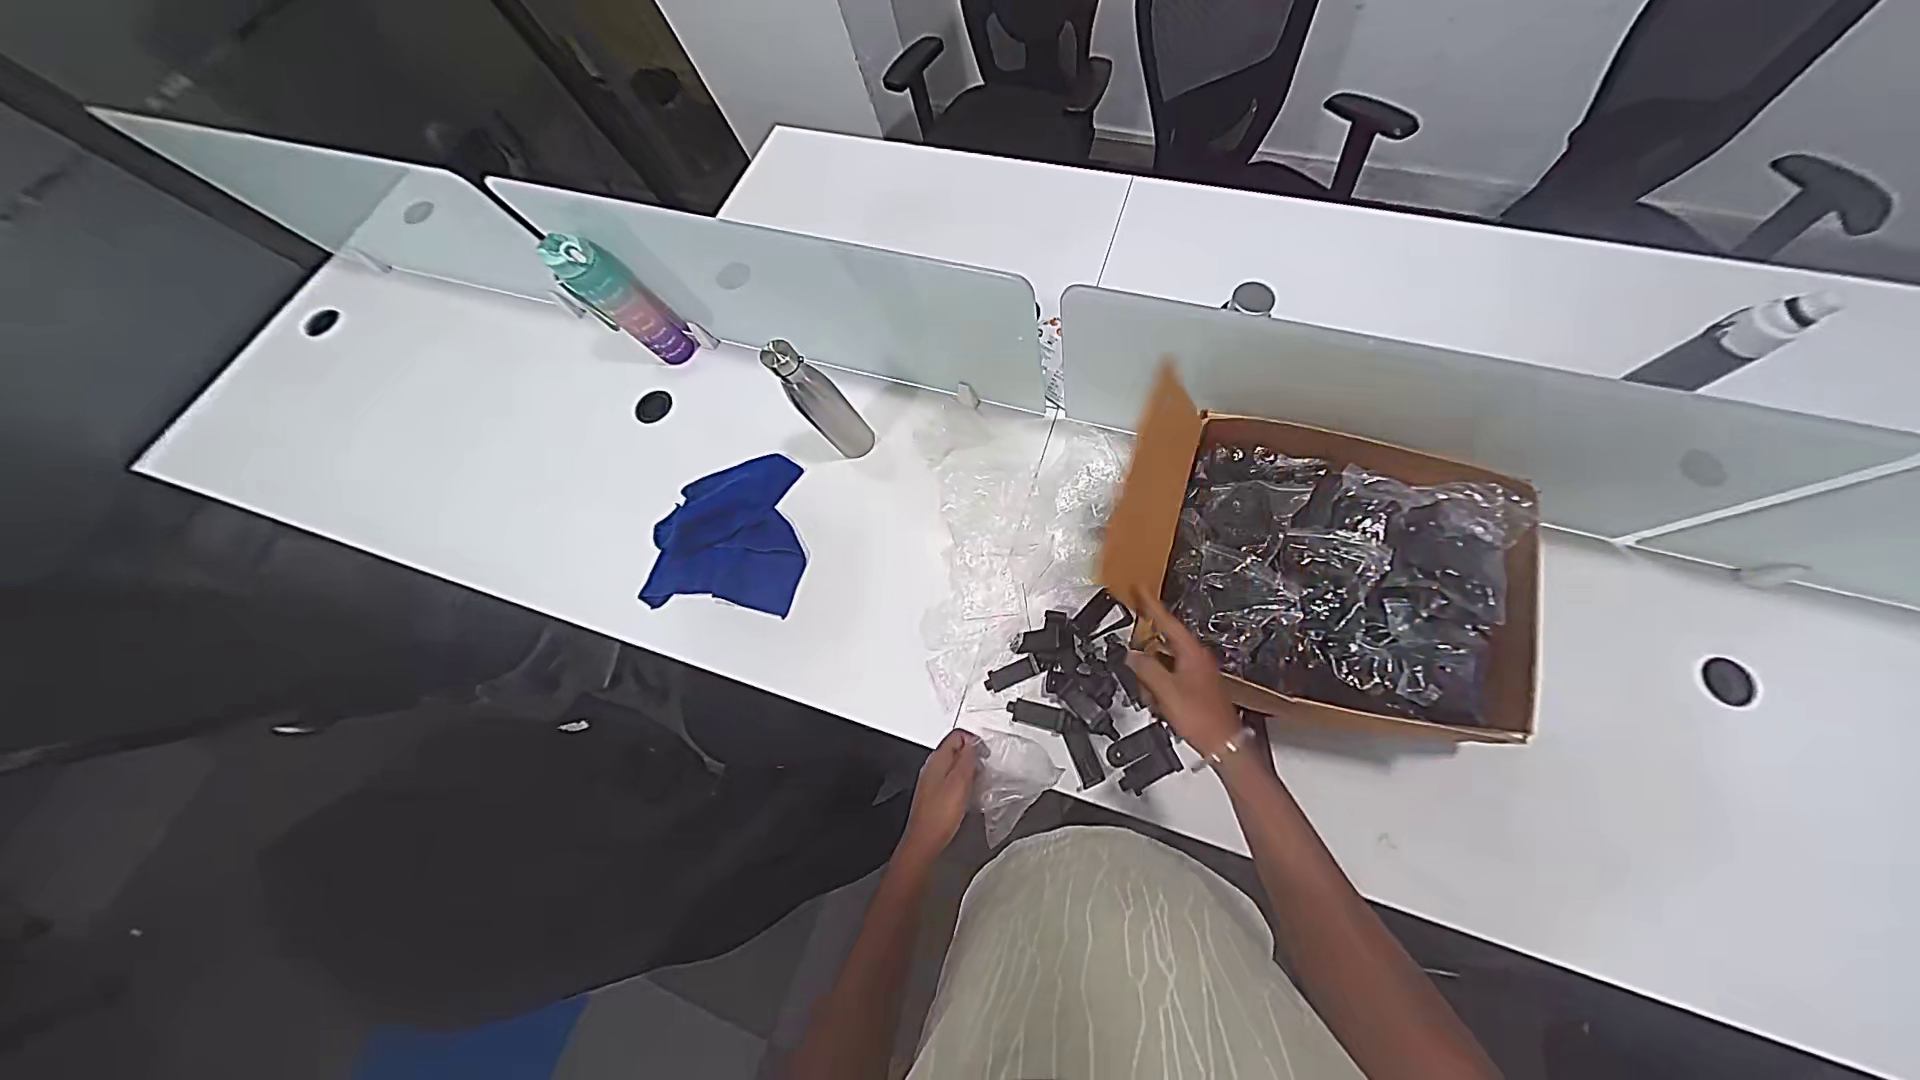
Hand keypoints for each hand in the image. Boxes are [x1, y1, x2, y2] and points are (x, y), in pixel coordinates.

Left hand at [896, 728, 978, 866]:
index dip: (973, 740)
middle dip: (972, 755)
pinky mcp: (935, 794)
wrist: (925, 840)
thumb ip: (967, 759)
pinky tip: (968, 794)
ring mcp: (932, 780)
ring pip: (954, 765)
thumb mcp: (960, 781)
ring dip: (969, 770)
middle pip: (955, 749)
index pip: (956, 735)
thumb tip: (972, 742)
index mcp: (937, 759)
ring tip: (978, 781)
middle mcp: (932, 767)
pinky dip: (963, 782)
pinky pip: (951, 780)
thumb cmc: (940, 815)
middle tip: (983, 767)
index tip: (984, 752)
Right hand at [1127, 590, 1244, 758]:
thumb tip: (1131, 655)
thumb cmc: (1203, 719)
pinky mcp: (1195, 685)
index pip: (1166, 620)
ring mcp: (1197, 672)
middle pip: (1162, 641)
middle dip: (1143, 649)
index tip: (1139, 588)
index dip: (1150, 603)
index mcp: (1191, 652)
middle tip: (1129, 652)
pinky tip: (1155, 699)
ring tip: (1147, 692)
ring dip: (1150, 673)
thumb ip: (1145, 669)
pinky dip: (1158, 684)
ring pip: (1163, 661)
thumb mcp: (1166, 691)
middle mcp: (1196, 658)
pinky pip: (1169, 676)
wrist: (1224, 745)